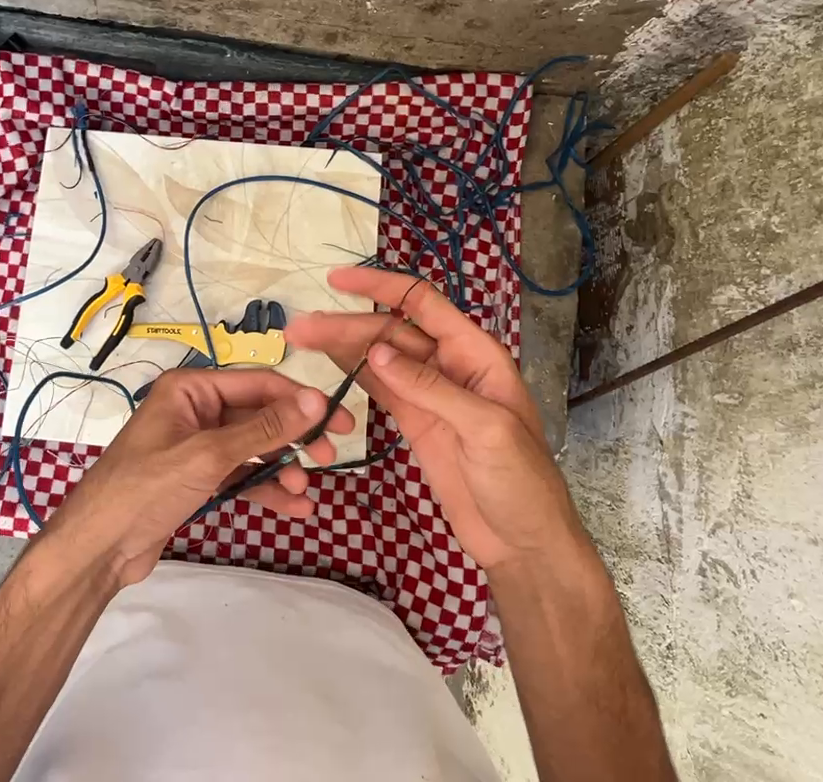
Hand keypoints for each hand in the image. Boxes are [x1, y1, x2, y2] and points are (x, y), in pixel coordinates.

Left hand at [41, 369, 354, 586]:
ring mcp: (196, 445)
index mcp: (190, 388)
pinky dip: (265, 488)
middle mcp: (194, 409)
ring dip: (282, 468)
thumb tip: (316, 400)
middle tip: (327, 458)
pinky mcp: (197, 477)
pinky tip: (294, 507)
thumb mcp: (209, 455)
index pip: (257, 383)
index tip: (339, 420)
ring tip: (304, 492)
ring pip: (253, 447)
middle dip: (293, 438)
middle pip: (258, 415)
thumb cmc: (146, 488)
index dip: (300, 400)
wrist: (100, 547)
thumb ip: (265, 429)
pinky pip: (241, 474)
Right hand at [285, 267, 584, 574]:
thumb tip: (376, 353)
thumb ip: (429, 389)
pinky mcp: (413, 423)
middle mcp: (449, 365)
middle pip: (390, 332)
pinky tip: (325, 365)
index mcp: (475, 354)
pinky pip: (378, 390)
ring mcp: (428, 395)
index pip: (422, 304)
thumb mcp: (484, 429)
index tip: (337, 280)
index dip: (381, 287)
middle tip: (300, 329)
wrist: (522, 541)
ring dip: (341, 347)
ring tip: (301, 340)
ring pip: (379, 358)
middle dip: (346, 325)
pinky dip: (350, 376)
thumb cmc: (520, 481)